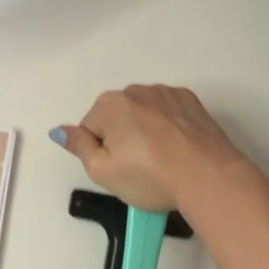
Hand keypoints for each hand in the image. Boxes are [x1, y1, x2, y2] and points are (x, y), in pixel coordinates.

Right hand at [53, 85, 255, 212]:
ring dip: (146, 131)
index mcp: (109, 105)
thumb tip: (59, 130)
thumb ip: (79, 147)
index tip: (120, 171)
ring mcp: (167, 93)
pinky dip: (169, 126)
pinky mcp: (192, 101)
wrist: (209, 176)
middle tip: (140, 168)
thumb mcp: (103, 172)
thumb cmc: (150, 177)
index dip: (101, 153)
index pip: (90, 129)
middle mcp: (136, 90)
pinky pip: (169, 111)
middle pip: (117, 117)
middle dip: (123, 138)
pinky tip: (179, 148)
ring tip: (163, 160)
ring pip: (144, 113)